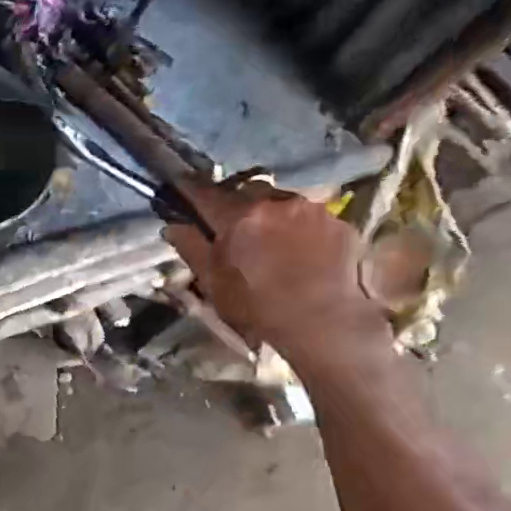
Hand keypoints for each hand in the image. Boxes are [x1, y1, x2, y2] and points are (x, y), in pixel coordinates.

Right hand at [161, 171, 386, 364]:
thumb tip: (172, 226)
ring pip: (281, 202)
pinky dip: (300, 229)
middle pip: (247, 192)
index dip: (190, 191)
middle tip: (235, 229)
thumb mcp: (213, 283)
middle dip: (237, 205)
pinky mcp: (338, 222)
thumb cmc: (257, 306)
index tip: (181, 189)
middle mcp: (274, 202)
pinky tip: (301, 252)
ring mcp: (311, 209)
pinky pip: (310, 217)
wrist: (324, 322)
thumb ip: (191, 248)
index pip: (205, 194)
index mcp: (238, 216)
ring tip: (273, 243)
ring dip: (271, 216)